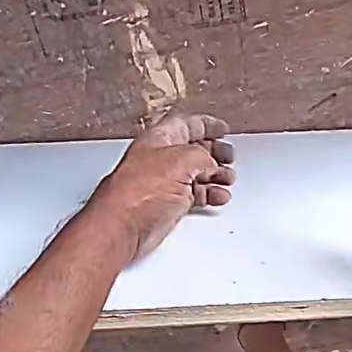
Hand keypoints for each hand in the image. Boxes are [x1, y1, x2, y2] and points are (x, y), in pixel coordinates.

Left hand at [87, 111, 235, 259]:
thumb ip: (202, 156)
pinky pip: (191, 196)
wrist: (122, 226)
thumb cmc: (137, 193)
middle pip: (192, 150)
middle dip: (214, 152)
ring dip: (214, 176)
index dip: (207, 125)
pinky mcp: (165, 206)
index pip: (186, 125)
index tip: (222, 128)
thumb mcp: (181, 161)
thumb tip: (211, 163)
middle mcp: (159, 160)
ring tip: (227, 178)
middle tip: (229, 156)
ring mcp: (161, 184)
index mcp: (158, 140)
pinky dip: (208, 195)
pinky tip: (217, 197)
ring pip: (194, 175)